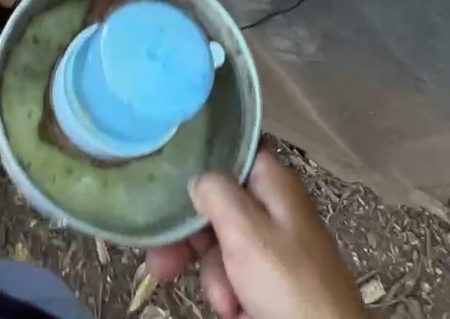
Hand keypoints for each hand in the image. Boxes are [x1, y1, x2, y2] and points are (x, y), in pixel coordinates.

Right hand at [148, 151, 367, 318]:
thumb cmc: (288, 284)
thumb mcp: (247, 231)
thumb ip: (216, 193)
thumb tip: (197, 178)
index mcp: (272, 183)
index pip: (232, 148)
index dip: (200, 151)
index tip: (167, 163)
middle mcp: (270, 208)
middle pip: (215, 199)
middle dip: (188, 229)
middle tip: (160, 255)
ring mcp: (268, 246)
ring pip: (217, 239)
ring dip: (209, 269)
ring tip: (220, 300)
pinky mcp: (265, 280)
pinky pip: (229, 272)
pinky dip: (225, 290)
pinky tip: (233, 309)